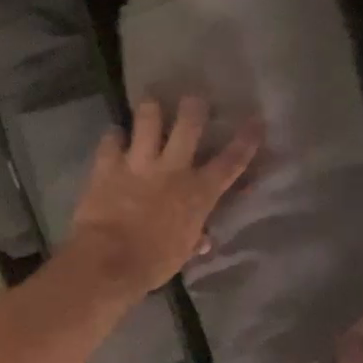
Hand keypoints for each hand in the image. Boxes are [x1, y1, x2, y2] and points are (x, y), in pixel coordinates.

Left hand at [66, 97, 263, 295]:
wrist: (109, 260)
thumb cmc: (152, 264)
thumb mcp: (181, 254)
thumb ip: (193, 239)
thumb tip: (203, 240)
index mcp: (199, 192)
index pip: (232, 160)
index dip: (247, 138)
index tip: (255, 120)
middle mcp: (173, 169)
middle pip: (190, 123)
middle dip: (194, 106)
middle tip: (192, 99)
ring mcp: (138, 163)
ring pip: (148, 119)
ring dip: (150, 109)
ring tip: (149, 102)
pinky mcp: (107, 166)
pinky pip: (109, 140)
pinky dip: (112, 136)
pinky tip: (113, 135)